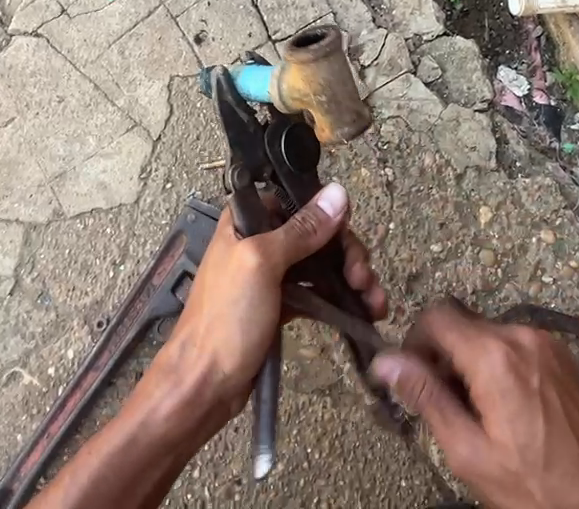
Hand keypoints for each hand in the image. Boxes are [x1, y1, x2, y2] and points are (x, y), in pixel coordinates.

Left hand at [148, 183, 387, 423]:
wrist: (203, 386)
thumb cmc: (226, 317)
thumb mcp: (263, 264)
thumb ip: (301, 229)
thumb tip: (338, 192)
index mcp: (246, 221)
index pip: (296, 201)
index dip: (327, 214)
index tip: (349, 235)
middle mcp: (259, 241)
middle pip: (316, 233)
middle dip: (347, 253)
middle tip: (364, 279)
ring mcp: (272, 275)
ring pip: (321, 264)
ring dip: (351, 278)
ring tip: (375, 302)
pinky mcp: (282, 305)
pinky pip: (318, 292)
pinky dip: (340, 299)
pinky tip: (364, 312)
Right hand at [371, 301, 578, 508]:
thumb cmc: (535, 489)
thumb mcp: (470, 452)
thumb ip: (426, 397)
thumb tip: (384, 361)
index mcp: (494, 355)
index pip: (435, 316)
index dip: (413, 341)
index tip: (411, 377)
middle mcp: (521, 335)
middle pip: (462, 324)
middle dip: (442, 355)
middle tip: (443, 404)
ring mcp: (547, 343)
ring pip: (488, 334)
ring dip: (470, 361)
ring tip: (476, 412)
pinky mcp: (565, 357)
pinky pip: (516, 345)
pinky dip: (498, 364)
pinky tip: (507, 408)